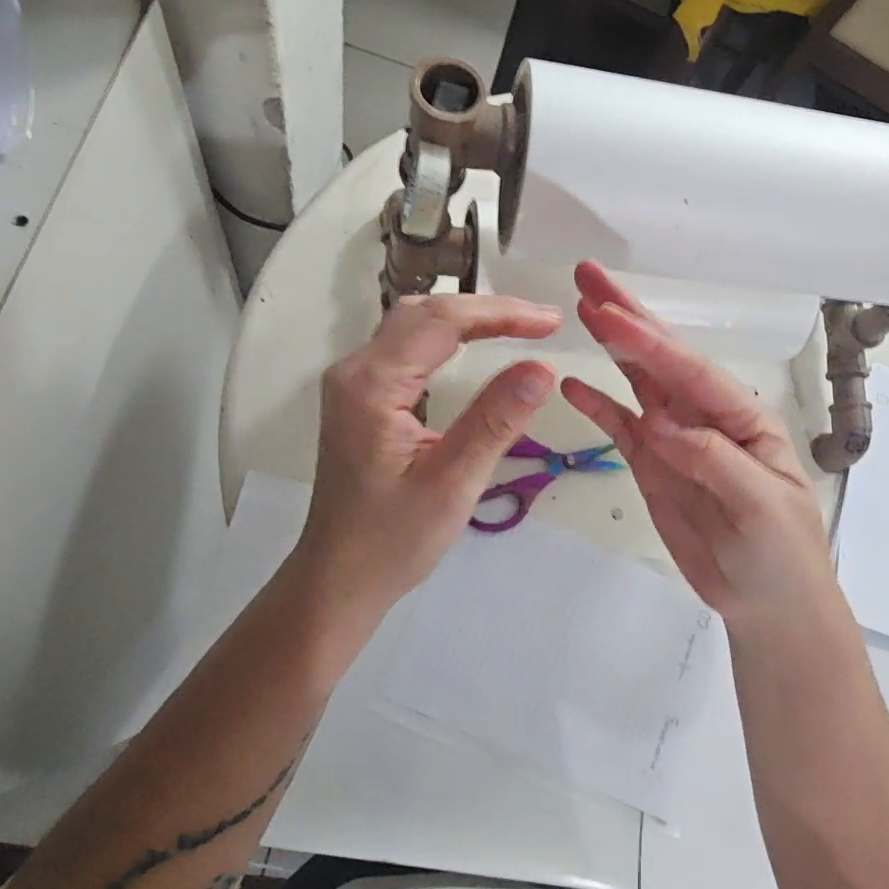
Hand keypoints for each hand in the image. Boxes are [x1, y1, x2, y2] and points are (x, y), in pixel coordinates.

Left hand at [297, 294, 560, 610]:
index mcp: (372, 387)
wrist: (338, 578)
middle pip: (424, 313)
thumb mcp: (452, 484)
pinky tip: (473, 345)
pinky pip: (405, 347)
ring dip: (465, 318)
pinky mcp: (359, 398)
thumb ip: (495, 421)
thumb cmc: (392, 541)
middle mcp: (354, 372)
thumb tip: (542, 369)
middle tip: (541, 321)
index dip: (501, 313)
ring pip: (412, 325)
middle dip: (486, 310)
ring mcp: (352, 384)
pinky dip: (446, 337)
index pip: (441, 322)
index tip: (550, 321)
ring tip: (518, 326)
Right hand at [560, 261, 834, 624]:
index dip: (647, 339)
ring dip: (611, 347)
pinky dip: (598, 405)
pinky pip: (622, 427)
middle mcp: (706, 416)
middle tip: (588, 276)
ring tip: (580, 308)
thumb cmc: (782, 553)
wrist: (767, 603)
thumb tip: (660, 425)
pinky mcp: (652, 466)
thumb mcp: (762, 505)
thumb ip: (713, 460)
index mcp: (741, 416)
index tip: (607, 312)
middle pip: (661, 359)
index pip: (689, 370)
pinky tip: (573, 385)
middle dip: (628, 317)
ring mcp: (675, 440)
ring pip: (638, 382)